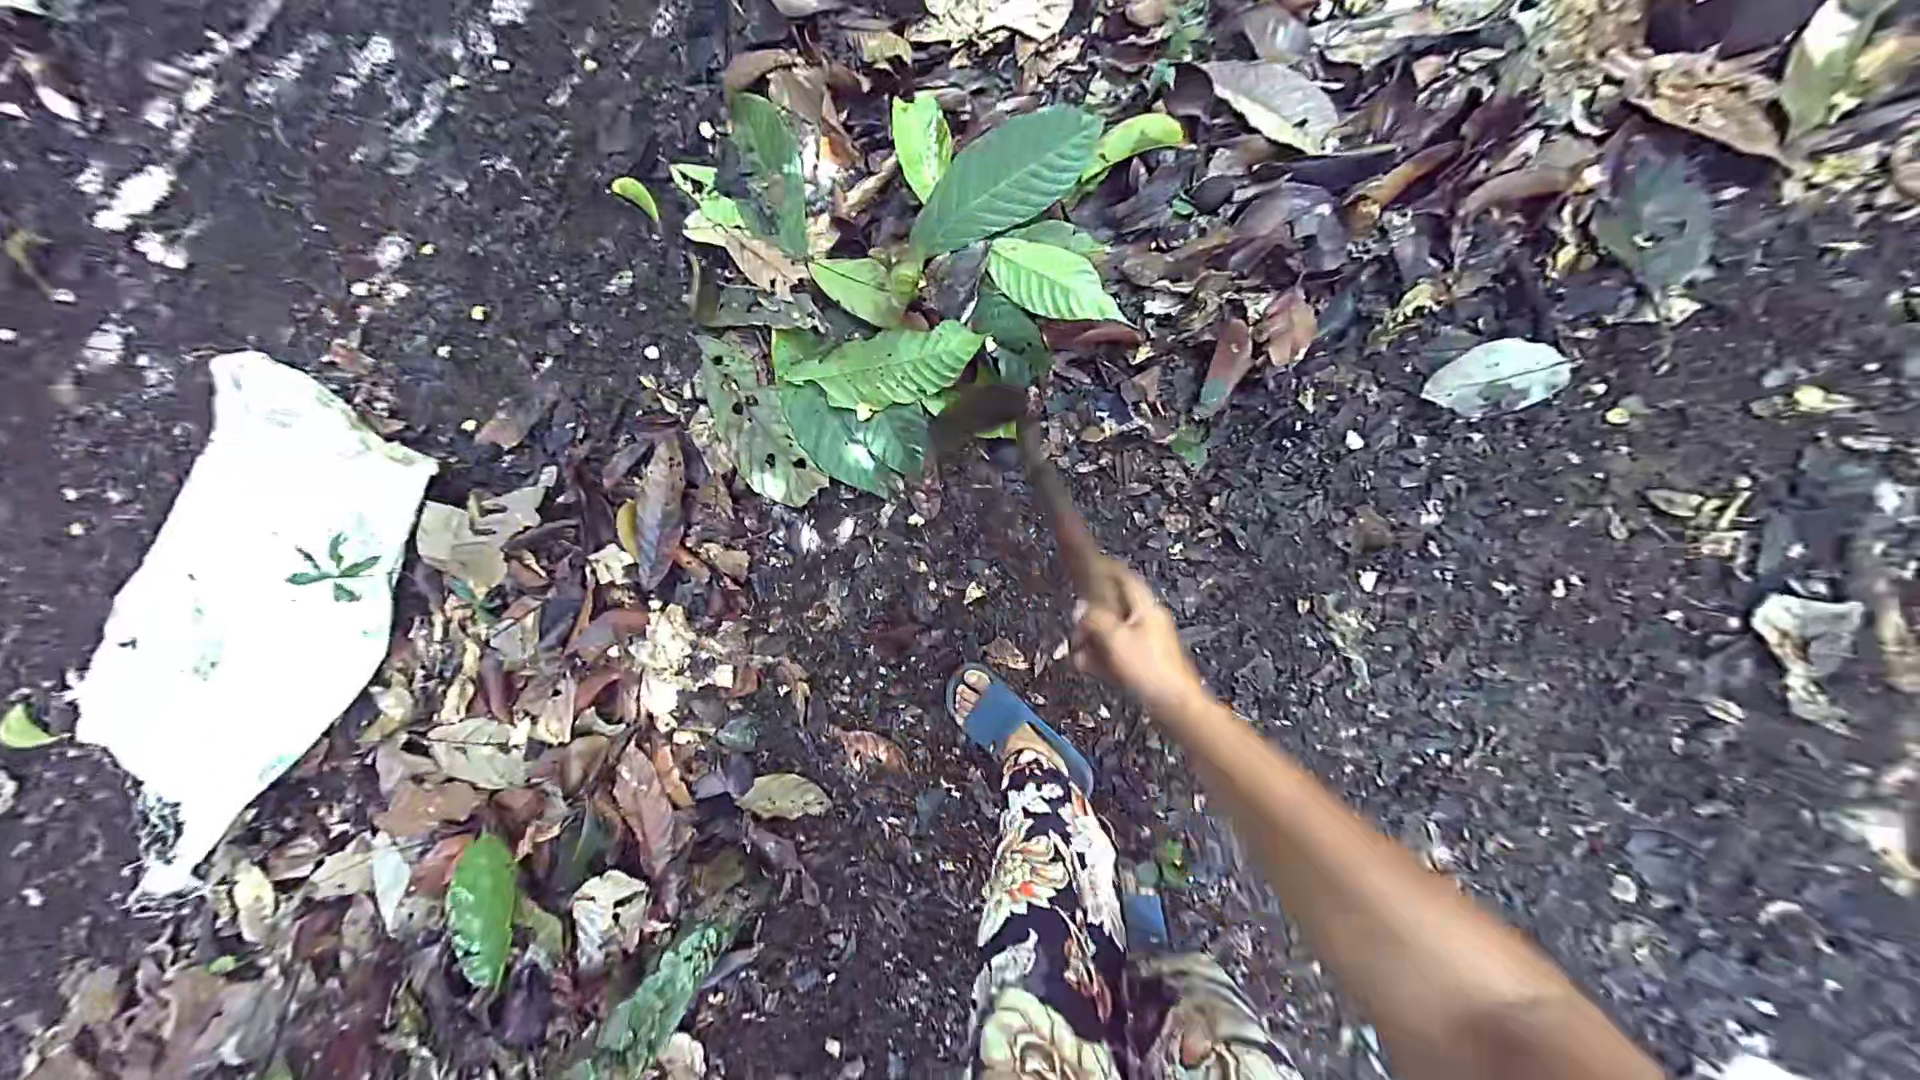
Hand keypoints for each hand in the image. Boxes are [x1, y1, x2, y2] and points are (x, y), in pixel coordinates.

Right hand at [1071, 556, 1206, 715]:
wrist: (1175, 707)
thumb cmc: (1148, 669)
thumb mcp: (1115, 639)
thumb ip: (1095, 619)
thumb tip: (1081, 608)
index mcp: (1145, 608)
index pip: (1123, 577)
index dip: (1103, 568)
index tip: (1084, 564)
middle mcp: (1146, 620)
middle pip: (1112, 606)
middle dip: (1090, 616)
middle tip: (1077, 628)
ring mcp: (1145, 642)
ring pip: (1110, 631)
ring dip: (1092, 640)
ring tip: (1079, 652)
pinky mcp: (1142, 662)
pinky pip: (1115, 652)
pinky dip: (1100, 657)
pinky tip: (1087, 666)